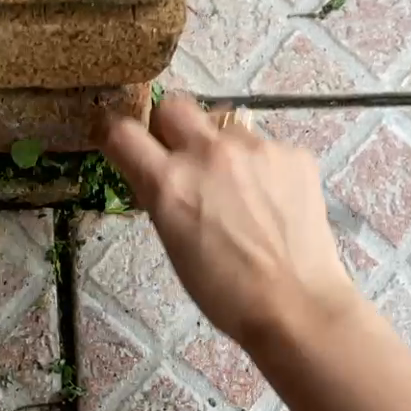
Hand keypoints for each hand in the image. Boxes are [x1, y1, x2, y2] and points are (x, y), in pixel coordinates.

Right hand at [99, 96, 364, 348]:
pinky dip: (262, 170)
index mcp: (169, 184)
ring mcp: (255, 149)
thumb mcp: (176, 248)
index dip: (115, 134)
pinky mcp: (292, 154)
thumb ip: (165, 200)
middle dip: (170, 126)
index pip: (123, 134)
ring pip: (225, 128)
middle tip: (181, 157)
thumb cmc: (226, 294)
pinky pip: (265, 149)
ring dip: (222, 151)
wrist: (296, 305)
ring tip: (239, 194)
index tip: (119, 140)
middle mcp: (209, 154)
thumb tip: (163, 177)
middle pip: (174, 105)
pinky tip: (272, 205)